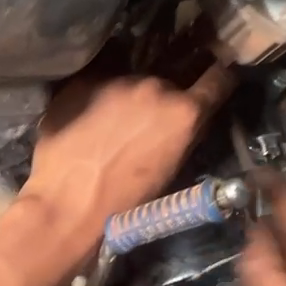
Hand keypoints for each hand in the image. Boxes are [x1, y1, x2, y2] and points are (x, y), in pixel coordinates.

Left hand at [16, 76, 213, 256]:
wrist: (67, 206)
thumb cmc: (122, 204)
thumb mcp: (169, 172)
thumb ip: (184, 136)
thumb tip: (190, 118)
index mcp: (183, 112)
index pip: (217, 78)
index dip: (217, 79)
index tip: (212, 81)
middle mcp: (155, 86)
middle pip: (166, 82)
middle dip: (158, 100)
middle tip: (142, 124)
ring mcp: (117, 80)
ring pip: (129, 82)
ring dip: (125, 98)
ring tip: (107, 127)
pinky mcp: (83, 82)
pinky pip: (97, 84)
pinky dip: (95, 99)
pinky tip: (84, 123)